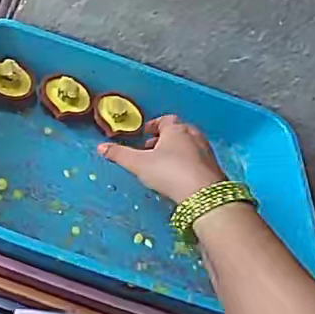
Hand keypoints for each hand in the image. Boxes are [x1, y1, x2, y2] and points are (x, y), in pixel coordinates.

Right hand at [97, 115, 227, 202]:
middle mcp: (193, 135)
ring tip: (162, 162)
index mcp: (176, 129)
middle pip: (177, 131)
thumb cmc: (169, 172)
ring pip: (188, 144)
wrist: (203, 194)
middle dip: (164, 138)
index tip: (144, 133)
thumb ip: (119, 154)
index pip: (165, 120)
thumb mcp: (138, 164)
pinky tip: (178, 174)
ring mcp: (205, 150)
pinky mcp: (213, 166)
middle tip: (151, 148)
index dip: (153, 125)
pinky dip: (186, 161)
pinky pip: (196, 158)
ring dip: (176, 149)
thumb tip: (101, 147)